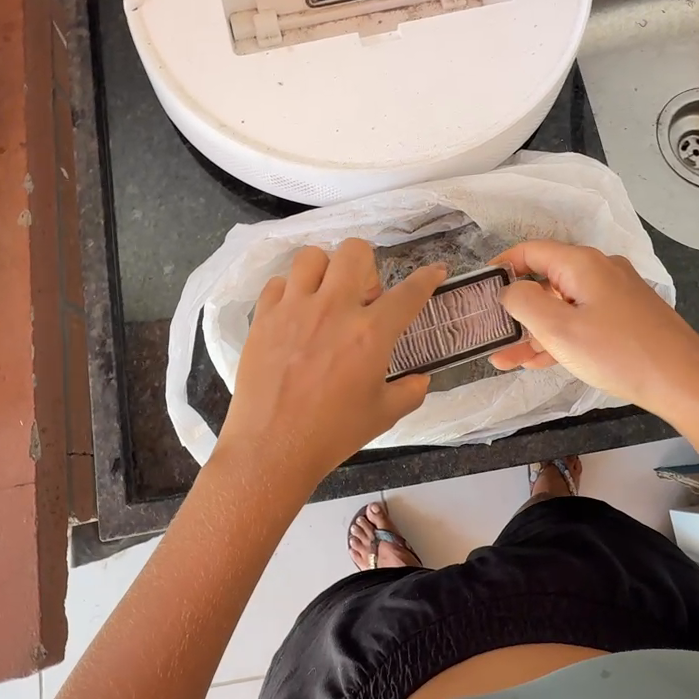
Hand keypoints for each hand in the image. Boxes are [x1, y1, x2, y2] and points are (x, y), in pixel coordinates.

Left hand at [215, 239, 446, 485]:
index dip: (427, 278)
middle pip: (355, 251)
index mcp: (370, 333)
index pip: (408, 292)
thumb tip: (420, 379)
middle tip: (361, 297)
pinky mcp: (264, 317)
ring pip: (311, 256)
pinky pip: (278, 283)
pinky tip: (294, 314)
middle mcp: (333, 309)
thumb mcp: (384, 415)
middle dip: (366, 266)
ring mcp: (294, 309)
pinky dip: (290, 292)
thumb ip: (410, 392)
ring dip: (324, 271)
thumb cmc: (333, 434)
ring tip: (324, 296)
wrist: (272, 448)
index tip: (434, 272)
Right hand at [488, 240, 698, 410]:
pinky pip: (581, 320)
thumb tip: (508, 290)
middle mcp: (598, 270)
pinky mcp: (625, 318)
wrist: (685, 382)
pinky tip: (536, 361)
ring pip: (562, 306)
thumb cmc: (616, 353)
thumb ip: (524, 303)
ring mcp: (614, 294)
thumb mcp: (559, 329)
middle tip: (489, 333)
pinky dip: (560, 337)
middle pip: (545, 281)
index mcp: (581, 264)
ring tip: (503, 359)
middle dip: (516, 309)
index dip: (501, 267)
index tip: (478, 290)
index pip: (529, 251)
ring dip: (534, 331)